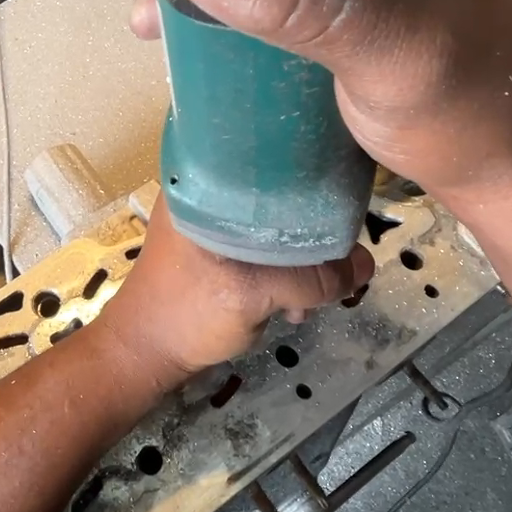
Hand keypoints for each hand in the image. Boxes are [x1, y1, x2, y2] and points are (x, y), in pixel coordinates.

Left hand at [89, 198, 373, 387]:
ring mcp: (212, 222)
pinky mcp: (219, 249)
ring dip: (298, 261)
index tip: (341, 191)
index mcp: (201, 182)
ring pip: (275, 227)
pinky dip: (283, 272)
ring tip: (308, 297)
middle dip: (309, 233)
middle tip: (330, 263)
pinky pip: (265, 249)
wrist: (145, 354)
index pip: (265, 158)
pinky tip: (291, 303)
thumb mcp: (251, 294)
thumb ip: (310, 279)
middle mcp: (206, 192)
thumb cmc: (186, 313)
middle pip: (277, 196)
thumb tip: (366, 265)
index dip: (305, 171)